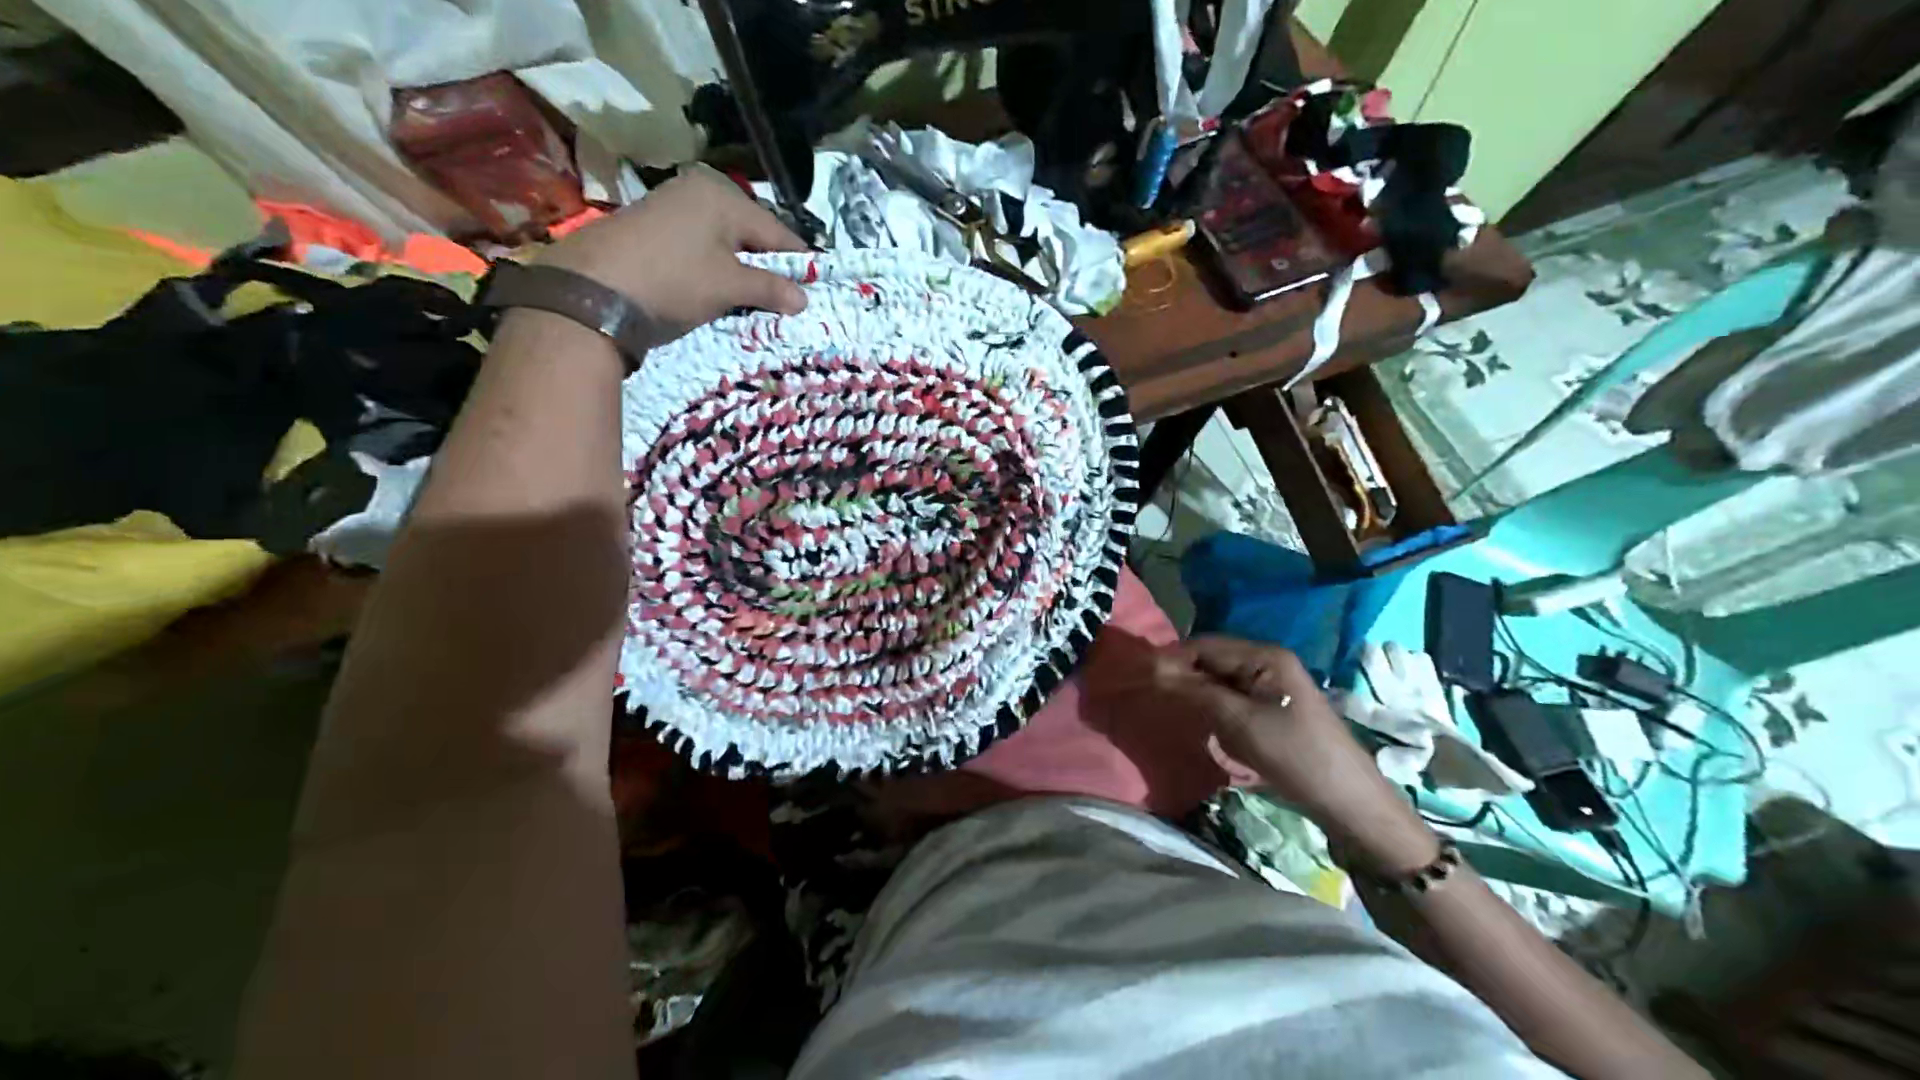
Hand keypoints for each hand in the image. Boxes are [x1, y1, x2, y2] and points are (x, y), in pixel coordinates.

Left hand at [535, 167, 808, 343]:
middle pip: (750, 233)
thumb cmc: (674, 281)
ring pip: (723, 242)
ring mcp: (671, 207)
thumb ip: (770, 289)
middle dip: (767, 266)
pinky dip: (714, 268)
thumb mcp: (728, 287)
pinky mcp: (651, 228)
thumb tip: (804, 298)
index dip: (798, 262)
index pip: (777, 231)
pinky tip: (718, 291)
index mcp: (723, 196)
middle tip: (785, 299)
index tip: (815, 288)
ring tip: (753, 300)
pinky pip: (699, 247)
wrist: (592, 292)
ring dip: (740, 270)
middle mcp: (697, 191)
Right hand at [1153, 636, 1439, 875]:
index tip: (1142, 678)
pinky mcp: (1271, 708)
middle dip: (1182, 676)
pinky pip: (1230, 698)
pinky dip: (1212, 708)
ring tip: (1173, 711)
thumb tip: (1152, 669)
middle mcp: (1267, 662)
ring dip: (1195, 693)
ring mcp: (1271, 686)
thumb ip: (1195, 692)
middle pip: (1210, 659)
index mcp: (1264, 656)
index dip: (1172, 658)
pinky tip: (1201, 724)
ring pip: (1218, 680)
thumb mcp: (1240, 722)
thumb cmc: (1295, 755)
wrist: (1347, 801)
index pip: (1204, 645)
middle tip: (1153, 696)